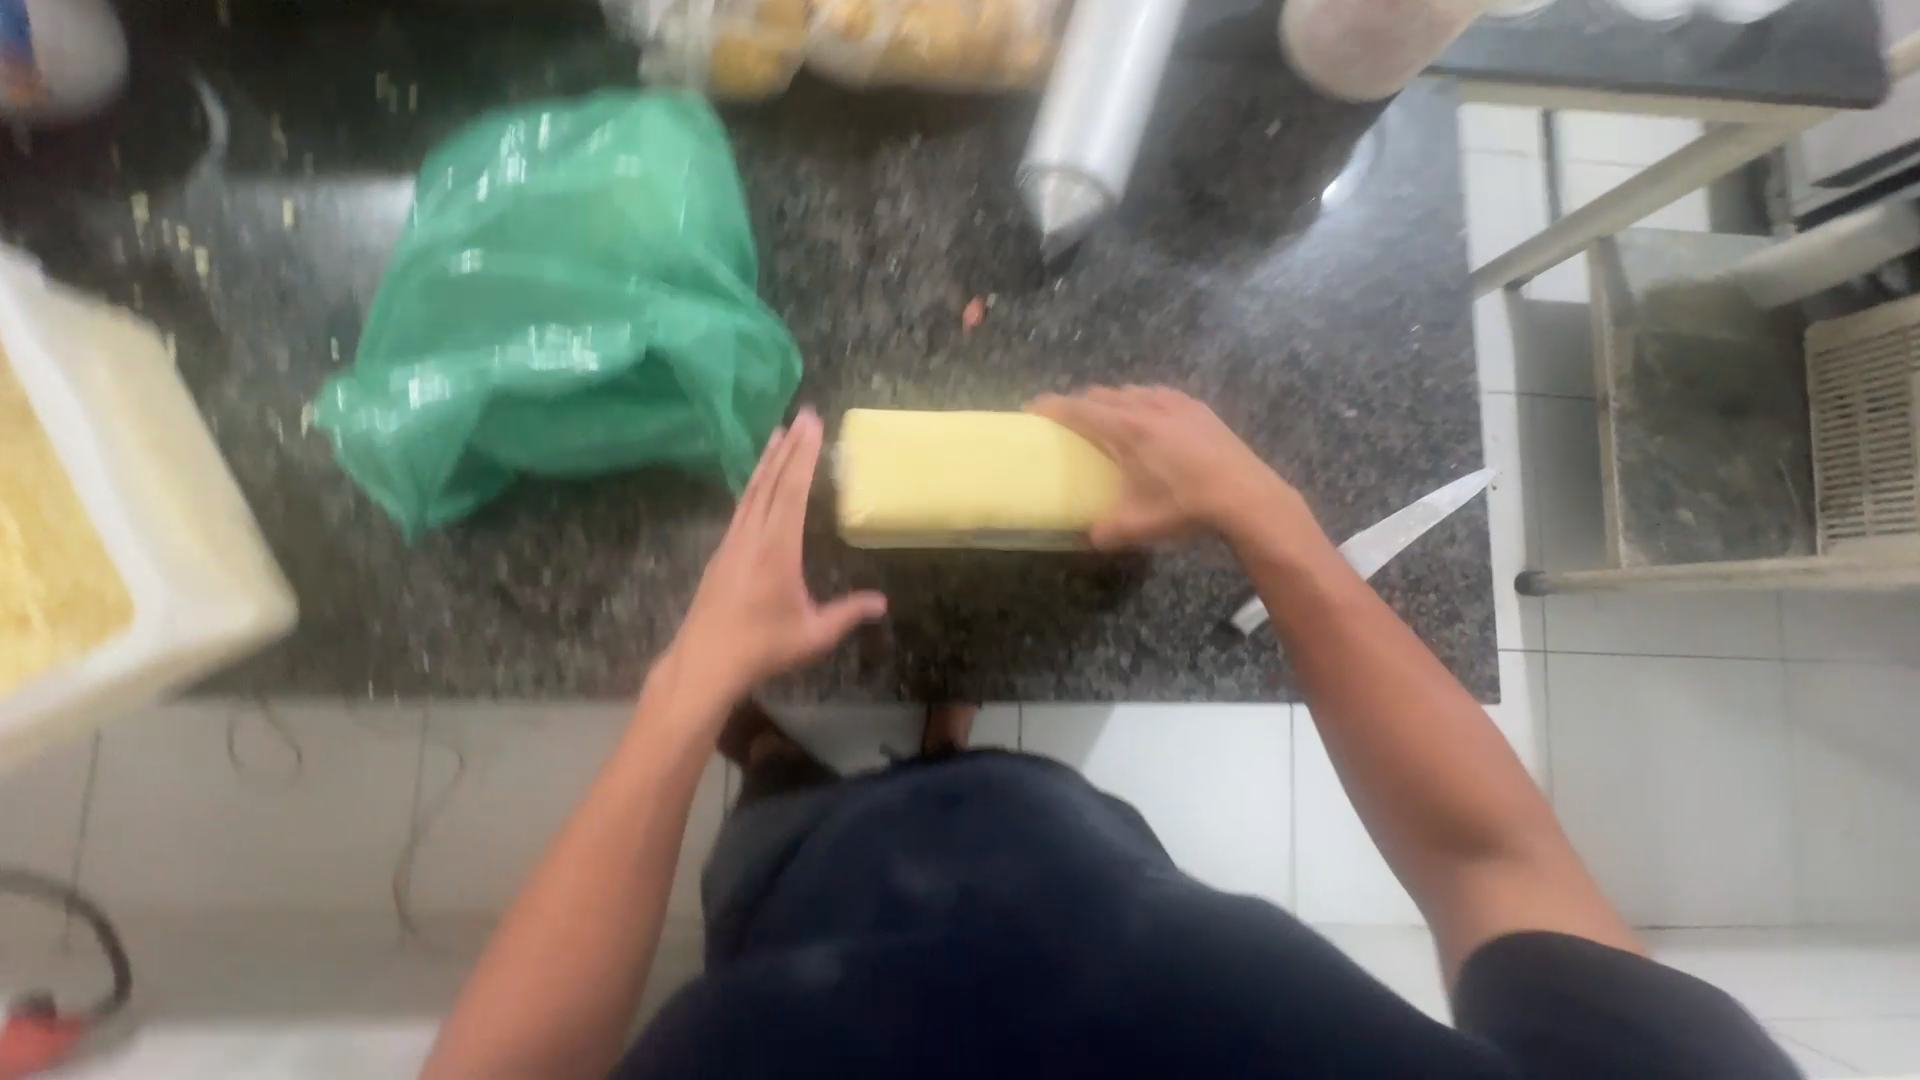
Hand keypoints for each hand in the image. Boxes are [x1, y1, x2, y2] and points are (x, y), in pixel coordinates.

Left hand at [669, 407, 887, 698]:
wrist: (704, 662)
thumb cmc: (762, 647)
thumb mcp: (814, 635)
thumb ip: (848, 614)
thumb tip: (883, 603)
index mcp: (777, 548)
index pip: (793, 490)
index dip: (804, 455)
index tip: (812, 424)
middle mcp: (752, 536)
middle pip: (772, 482)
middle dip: (789, 447)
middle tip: (802, 415)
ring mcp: (732, 542)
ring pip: (752, 492)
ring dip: (767, 461)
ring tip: (778, 433)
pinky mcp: (721, 553)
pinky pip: (742, 507)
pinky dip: (754, 485)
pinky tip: (757, 482)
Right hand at [1028, 385, 1310, 549]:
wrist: (1247, 498)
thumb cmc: (1185, 508)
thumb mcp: (1135, 527)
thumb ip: (1102, 532)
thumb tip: (1088, 536)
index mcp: (1125, 429)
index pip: (1077, 409)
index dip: (1050, 407)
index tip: (1031, 408)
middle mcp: (1147, 407)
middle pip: (1102, 395)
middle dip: (1080, 405)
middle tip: (1070, 424)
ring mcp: (1176, 403)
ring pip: (1131, 391)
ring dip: (1113, 402)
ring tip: (1109, 423)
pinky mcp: (1199, 409)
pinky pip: (1158, 396)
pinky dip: (1143, 403)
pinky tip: (1150, 422)